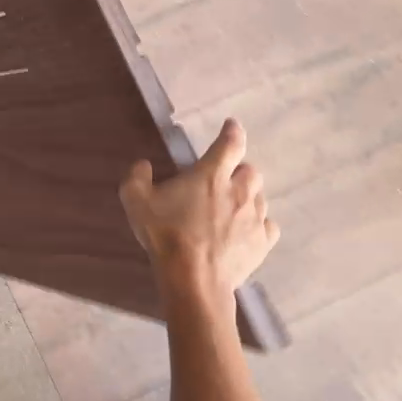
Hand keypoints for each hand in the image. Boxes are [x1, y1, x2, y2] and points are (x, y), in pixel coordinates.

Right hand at [119, 119, 279, 299]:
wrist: (194, 276)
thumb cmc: (164, 232)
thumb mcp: (134, 198)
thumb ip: (138, 175)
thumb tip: (145, 165)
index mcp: (209, 176)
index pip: (229, 146)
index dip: (232, 132)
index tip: (232, 124)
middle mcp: (239, 192)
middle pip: (251, 171)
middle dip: (239, 168)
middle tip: (222, 175)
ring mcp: (255, 219)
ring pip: (260, 196)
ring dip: (247, 194)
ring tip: (230, 202)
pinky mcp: (263, 243)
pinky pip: (267, 223)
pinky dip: (258, 219)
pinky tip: (244, 225)